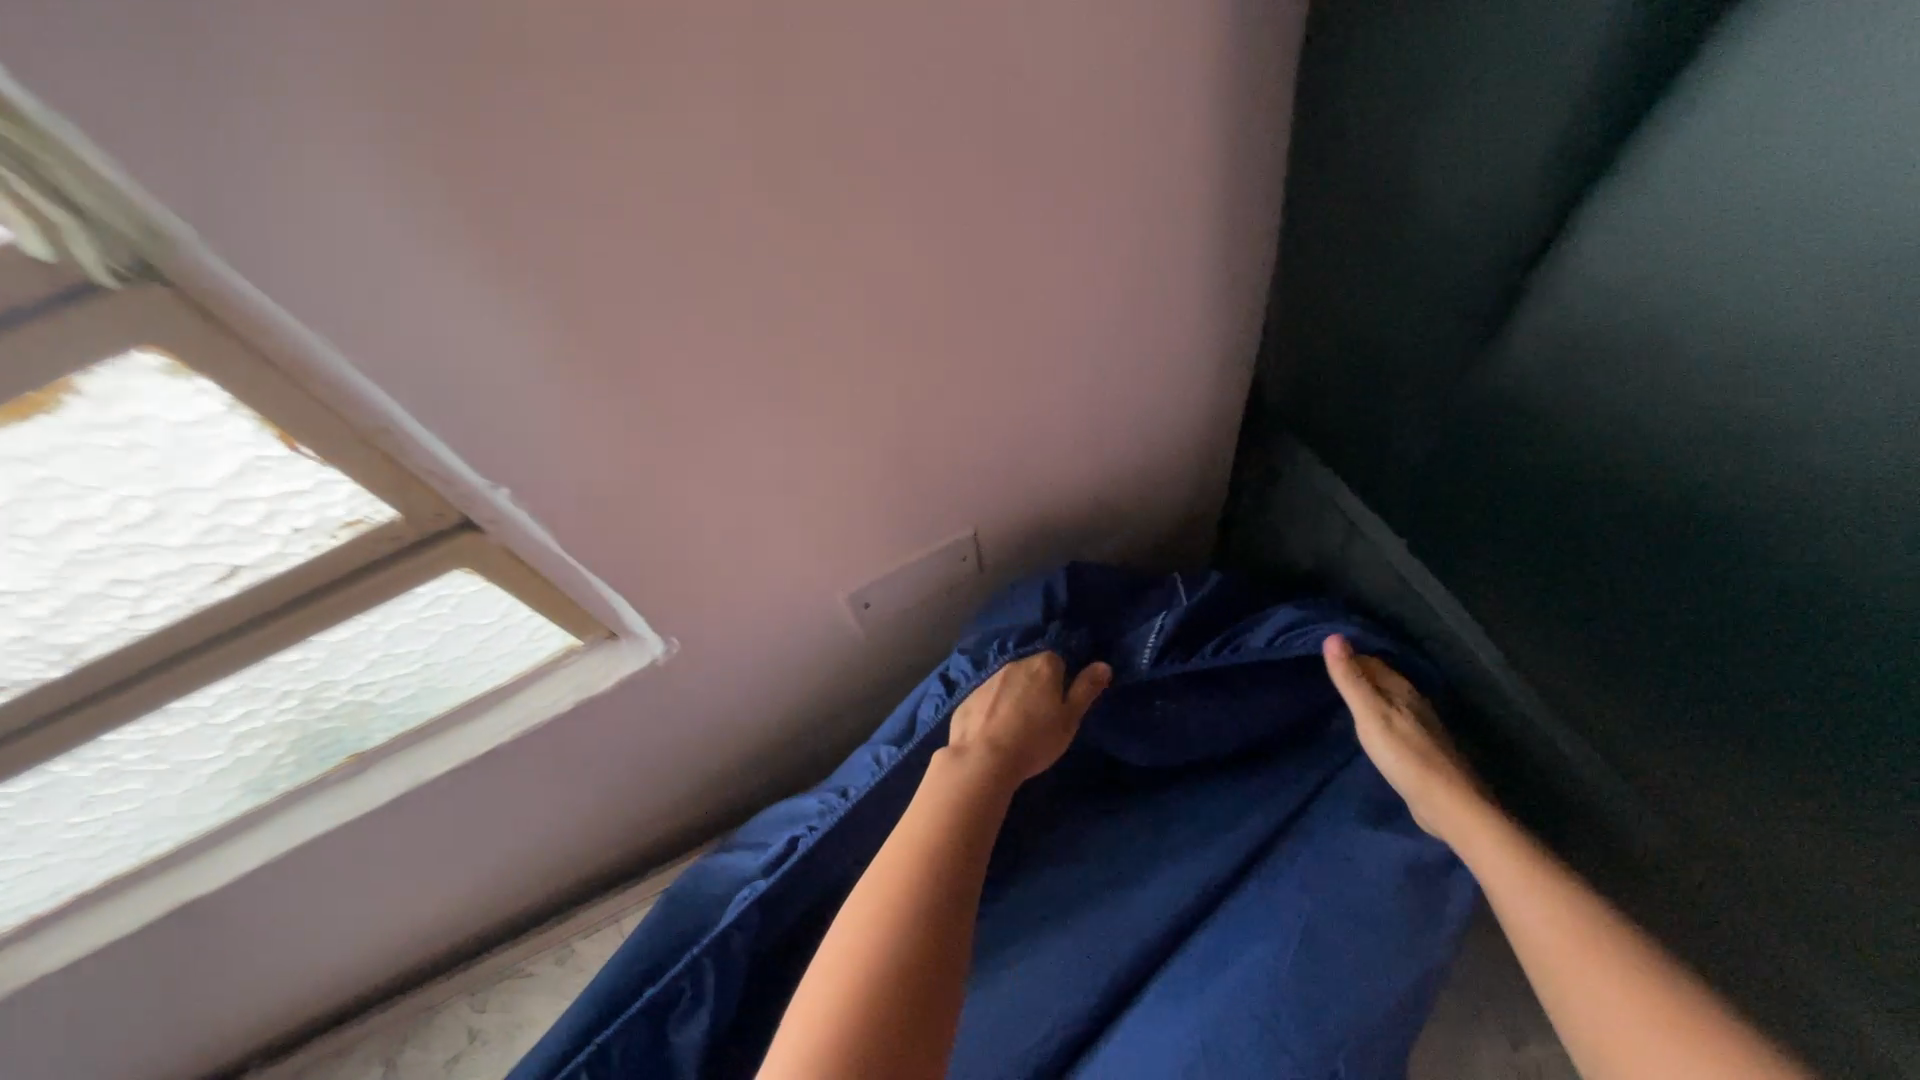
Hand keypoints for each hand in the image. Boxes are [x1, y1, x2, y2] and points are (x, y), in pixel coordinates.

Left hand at [946, 652, 1110, 785]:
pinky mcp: (967, 697)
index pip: (1059, 661)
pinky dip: (992, 710)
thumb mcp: (1070, 718)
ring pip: (1008, 684)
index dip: (1062, 682)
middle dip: (1037, 688)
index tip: (1060, 706)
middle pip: (1032, 670)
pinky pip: (987, 699)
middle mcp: (1014, 664)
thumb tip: (1104, 664)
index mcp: (1043, 665)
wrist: (982, 759)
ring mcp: (987, 679)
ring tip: (1016, 729)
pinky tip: (993, 733)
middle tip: (1040, 719)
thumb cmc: (1035, 739)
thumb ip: (1086, 689)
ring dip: (1013, 698)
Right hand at [1323, 634, 1487, 842]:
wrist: (1448, 803)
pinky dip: (1379, 717)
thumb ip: (1350, 679)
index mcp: (1402, 690)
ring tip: (1344, 699)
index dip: (1348, 657)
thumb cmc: (1404, 755)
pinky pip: (1395, 721)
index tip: (1322, 657)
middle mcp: (1415, 703)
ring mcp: (1422, 727)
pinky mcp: (1422, 749)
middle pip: (1382, 680)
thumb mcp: (1369, 714)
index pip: (1371, 662)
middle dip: (1358, 674)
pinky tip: (1371, 728)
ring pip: (1390, 701)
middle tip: (1327, 676)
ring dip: (1369, 696)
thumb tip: (1332, 636)